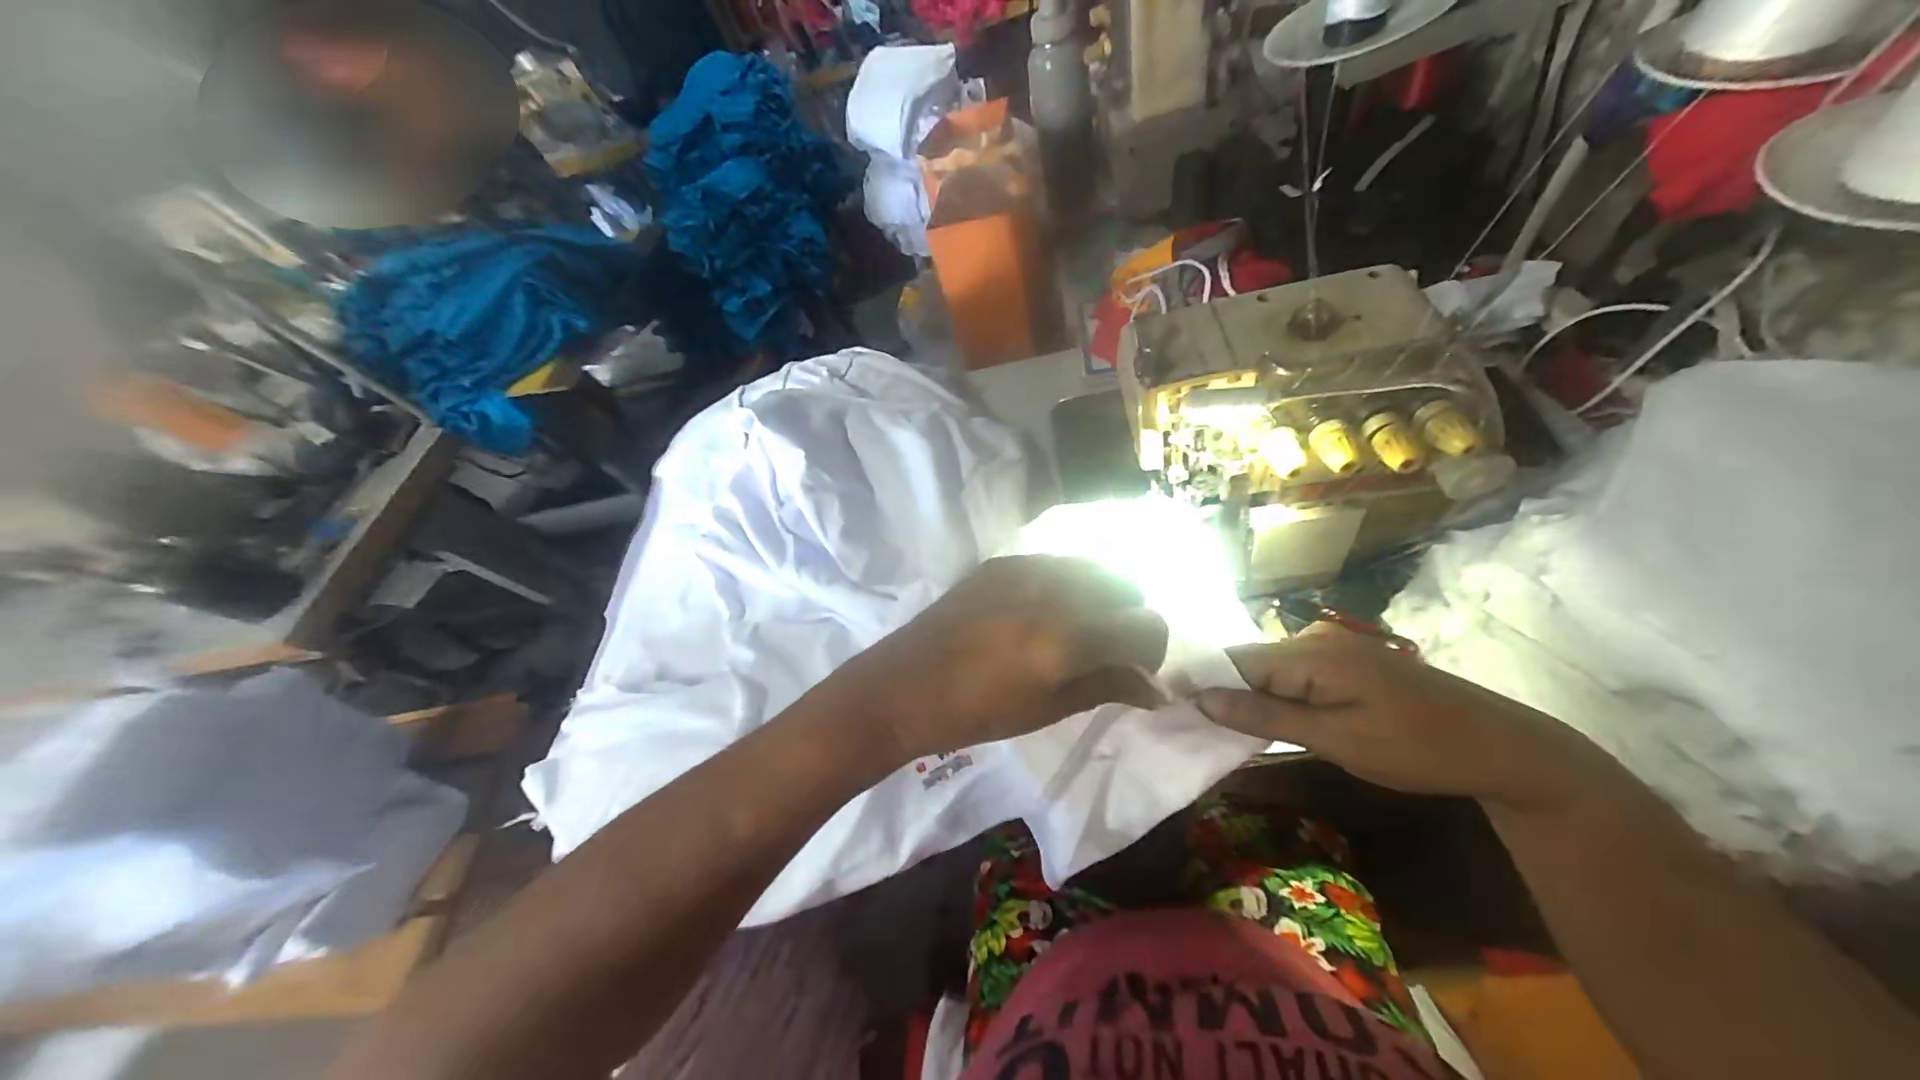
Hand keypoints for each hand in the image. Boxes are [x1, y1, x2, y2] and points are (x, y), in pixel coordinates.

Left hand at [819, 556, 1169, 764]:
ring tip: (1078, 627)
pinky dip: (1067, 583)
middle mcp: (1056, 592)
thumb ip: (1107, 687)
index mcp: (1070, 638)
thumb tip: (1155, 689)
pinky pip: (1055, 562)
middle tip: (1110, 649)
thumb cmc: (977, 713)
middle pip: (1126, 587)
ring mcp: (1026, 568)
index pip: (1146, 626)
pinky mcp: (1001, 562)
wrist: (904, 686)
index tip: (1137, 669)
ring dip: (1101, 596)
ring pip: (1092, 567)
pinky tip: (1044, 610)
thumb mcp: (1048, 709)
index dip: (1153, 650)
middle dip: (1130, 618)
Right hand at [1198, 624, 1628, 813]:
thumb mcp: (1336, 739)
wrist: (1502, 747)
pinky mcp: (1347, 660)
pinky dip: (1277, 695)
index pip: (1233, 659)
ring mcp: (1333, 646)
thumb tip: (1201, 697)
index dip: (1201, 683)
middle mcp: (1316, 638)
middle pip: (1249, 661)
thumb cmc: (1416, 749)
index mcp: (1312, 653)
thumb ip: (1265, 715)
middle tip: (1198, 730)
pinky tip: (1270, 718)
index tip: (1173, 714)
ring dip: (1249, 696)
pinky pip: (1293, 672)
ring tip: (1226, 728)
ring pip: (1270, 668)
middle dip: (1223, 692)